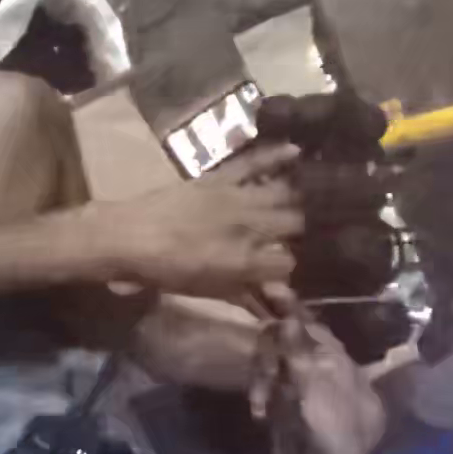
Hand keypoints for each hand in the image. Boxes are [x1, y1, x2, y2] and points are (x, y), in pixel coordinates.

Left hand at [95, 144, 304, 296]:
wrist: (126, 237)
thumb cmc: (163, 271)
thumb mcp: (205, 290)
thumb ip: (244, 294)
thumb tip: (275, 304)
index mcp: (244, 262)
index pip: (289, 264)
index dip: (298, 268)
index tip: (301, 268)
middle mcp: (248, 228)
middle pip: (295, 225)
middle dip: (310, 230)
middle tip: (324, 228)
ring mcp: (235, 199)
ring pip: (283, 194)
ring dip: (305, 195)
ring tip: (327, 191)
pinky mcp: (218, 179)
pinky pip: (251, 164)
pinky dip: (273, 155)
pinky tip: (296, 149)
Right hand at [250, 286, 384, 453]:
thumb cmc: (327, 429)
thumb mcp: (314, 384)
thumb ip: (300, 348)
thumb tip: (291, 314)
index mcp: (349, 370)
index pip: (319, 331)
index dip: (295, 311)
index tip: (270, 289)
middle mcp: (335, 380)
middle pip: (298, 347)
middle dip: (275, 352)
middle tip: (259, 357)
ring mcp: (313, 397)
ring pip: (281, 368)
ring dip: (266, 379)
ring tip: (261, 401)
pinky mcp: (293, 411)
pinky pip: (274, 390)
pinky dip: (266, 397)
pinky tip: (261, 411)